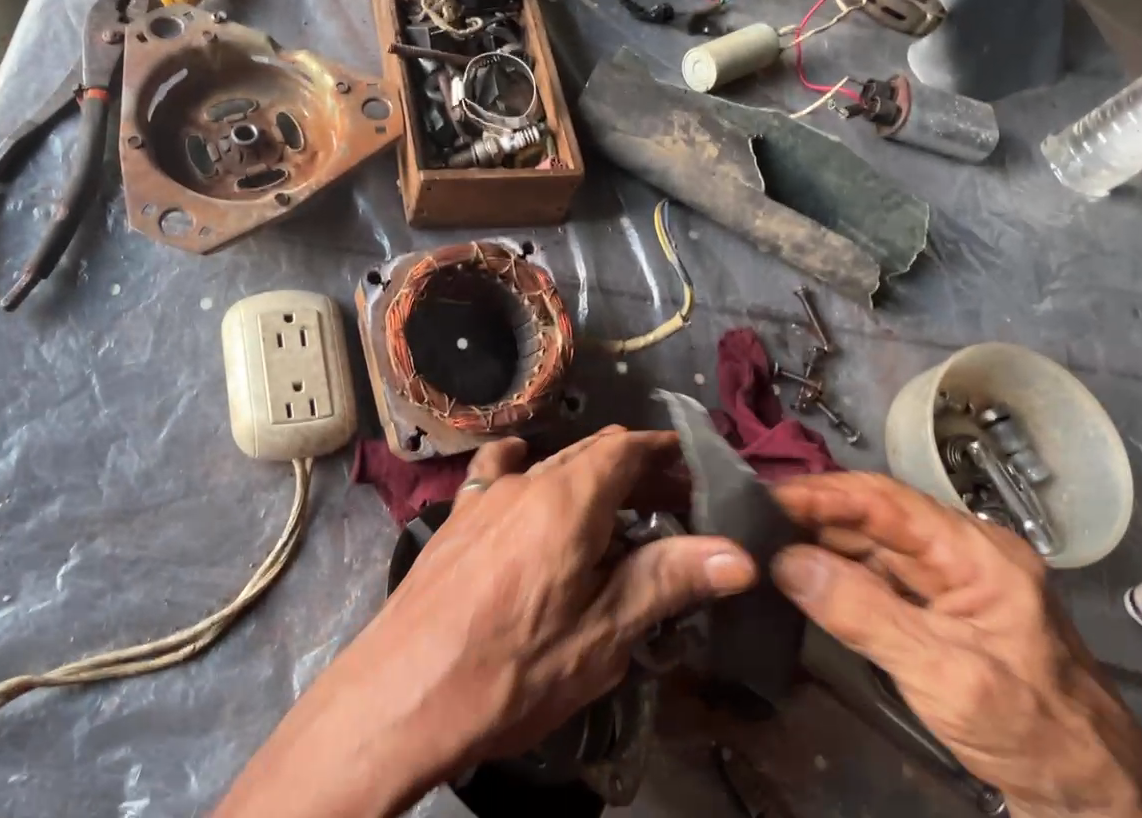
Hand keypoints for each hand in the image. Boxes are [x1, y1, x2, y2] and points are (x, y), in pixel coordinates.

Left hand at [214, 427, 758, 817]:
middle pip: (589, 454)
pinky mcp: (455, 520)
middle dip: (635, 472)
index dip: (665, 453)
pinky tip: (530, 487)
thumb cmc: (510, 671)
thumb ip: (665, 582)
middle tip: (673, 508)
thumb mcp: (601, 635)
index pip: (625, 448)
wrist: (403, 693)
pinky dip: (526, 473)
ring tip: (617, 516)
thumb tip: (738, 554)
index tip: (696, 472)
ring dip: (588, 480)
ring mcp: (481, 498)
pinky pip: (497, 477)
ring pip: (547, 466)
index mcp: (565, 500)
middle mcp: (522, 482)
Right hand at [770, 472, 1141, 817]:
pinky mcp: (938, 607)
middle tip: (748, 523)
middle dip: (810, 516)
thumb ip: (864, 614)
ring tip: (760, 545)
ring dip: (816, 542)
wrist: (1094, 796)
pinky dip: (834, 571)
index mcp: (978, 555)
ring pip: (869, 544)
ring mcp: (951, 580)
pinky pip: (876, 575)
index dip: (820, 493)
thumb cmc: (1034, 733)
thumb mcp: (946, 676)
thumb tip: (786, 561)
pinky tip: (799, 575)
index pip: (885, 501)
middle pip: (873, 517)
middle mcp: (963, 554)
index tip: (762, 498)